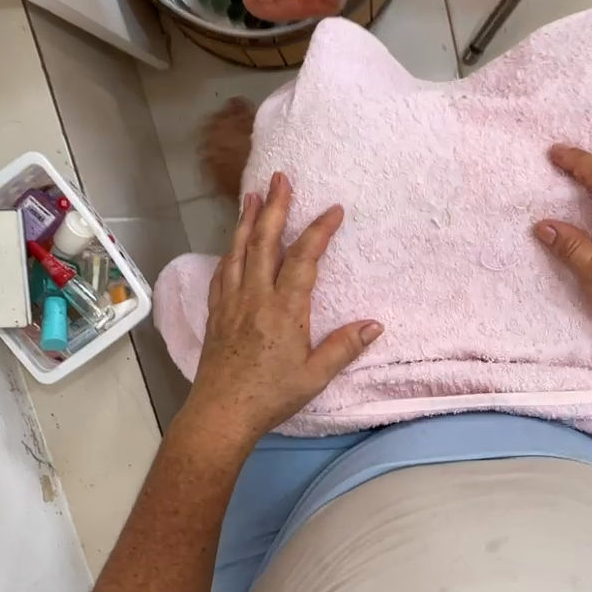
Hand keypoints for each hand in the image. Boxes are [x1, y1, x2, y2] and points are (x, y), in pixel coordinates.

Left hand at [181, 172, 382, 446]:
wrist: (221, 413)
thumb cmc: (271, 396)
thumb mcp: (315, 376)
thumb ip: (344, 347)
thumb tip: (375, 324)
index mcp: (284, 310)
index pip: (303, 259)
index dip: (319, 231)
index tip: (333, 209)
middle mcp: (255, 297)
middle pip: (264, 242)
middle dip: (274, 207)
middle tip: (279, 177)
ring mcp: (232, 302)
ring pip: (238, 251)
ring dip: (246, 220)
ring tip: (252, 195)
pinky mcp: (217, 313)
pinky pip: (222, 271)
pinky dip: (229, 250)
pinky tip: (231, 243)